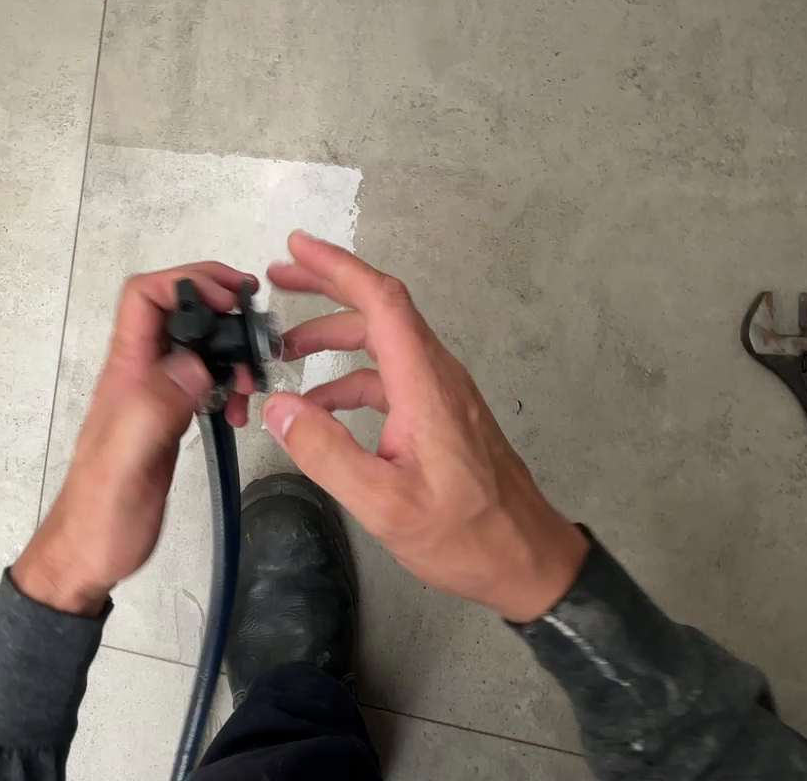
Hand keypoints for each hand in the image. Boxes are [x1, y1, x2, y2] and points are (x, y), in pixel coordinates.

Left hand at [14, 262, 254, 614]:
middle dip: (220, 307)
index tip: (229, 300)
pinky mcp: (169, 416)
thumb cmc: (100, 516)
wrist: (89, 555)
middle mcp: (140, 373)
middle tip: (256, 332)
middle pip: (176, 310)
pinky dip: (227, 384)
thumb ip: (152, 409)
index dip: (188, 283)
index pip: (144, 296)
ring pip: (195, 344)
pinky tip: (238, 411)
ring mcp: (155, 394)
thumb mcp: (124, 464)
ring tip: (252, 381)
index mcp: (125, 373)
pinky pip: (202, 380)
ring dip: (229, 350)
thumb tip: (194, 365)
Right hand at [262, 232, 588, 622]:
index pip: (381, 301)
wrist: (528, 560)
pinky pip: (387, 376)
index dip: (338, 266)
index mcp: (423, 381)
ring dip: (332, 334)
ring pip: (380, 341)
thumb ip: (326, 452)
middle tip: (278, 278)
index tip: (298, 246)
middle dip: (326, 285)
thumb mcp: (384, 502)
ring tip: (283, 348)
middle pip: (378, 308)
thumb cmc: (464, 532)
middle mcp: (434, 372)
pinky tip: (320, 405)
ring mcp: (438, 390)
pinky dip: (348, 377)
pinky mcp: (438, 411)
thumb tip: (278, 406)